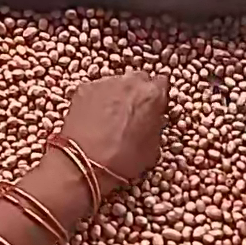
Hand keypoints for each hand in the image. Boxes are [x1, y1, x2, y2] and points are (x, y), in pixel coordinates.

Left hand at [59, 71, 167, 185]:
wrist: (86, 164)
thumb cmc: (122, 159)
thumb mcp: (153, 149)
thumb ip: (155, 126)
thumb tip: (151, 122)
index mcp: (152, 94)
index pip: (161, 84)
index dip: (156, 98)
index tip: (153, 108)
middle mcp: (130, 82)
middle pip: (138, 80)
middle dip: (136, 94)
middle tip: (131, 114)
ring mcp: (105, 83)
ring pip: (115, 84)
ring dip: (114, 96)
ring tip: (109, 119)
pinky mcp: (83, 89)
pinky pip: (94, 91)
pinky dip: (95, 101)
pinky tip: (92, 119)